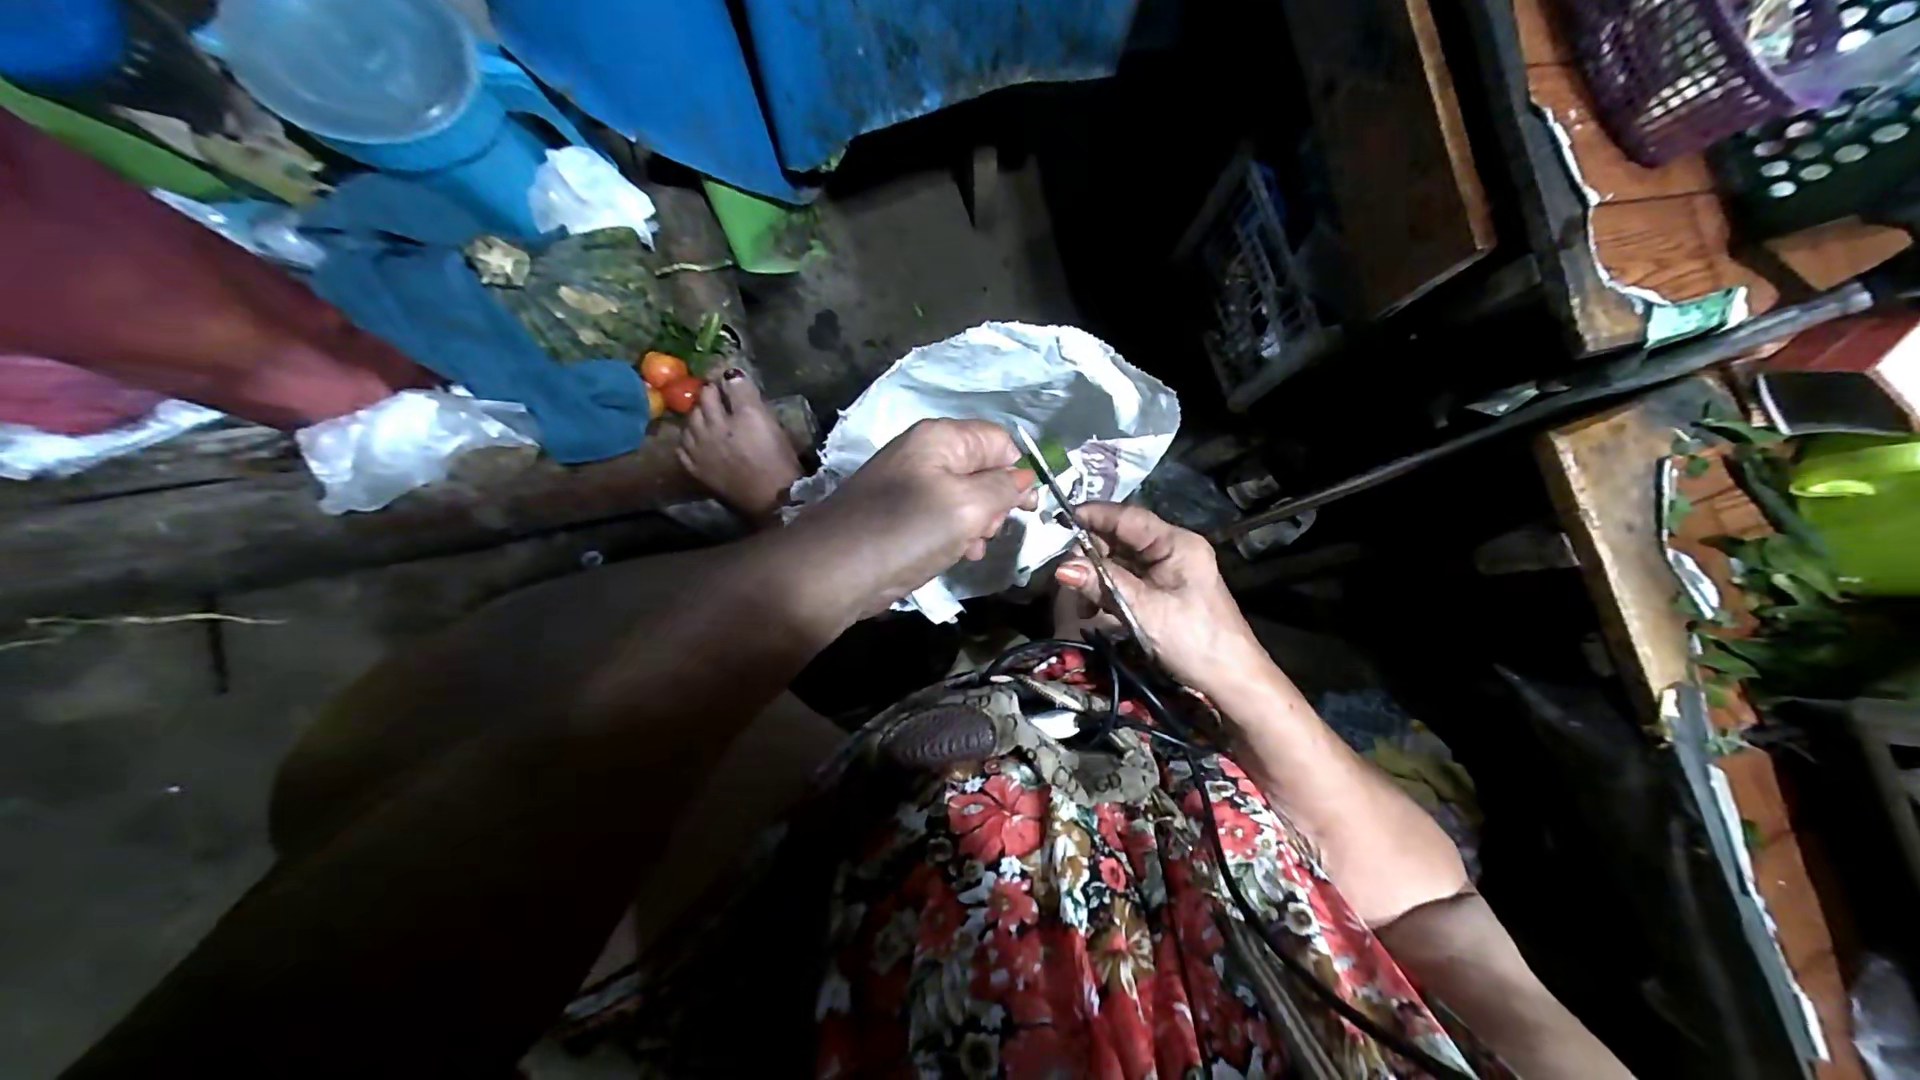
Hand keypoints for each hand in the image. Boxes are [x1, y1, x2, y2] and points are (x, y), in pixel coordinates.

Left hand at [795, 419, 1035, 618]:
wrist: (835, 571)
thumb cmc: (907, 531)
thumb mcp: (968, 506)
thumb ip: (1003, 488)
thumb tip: (1023, 477)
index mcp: (941, 438)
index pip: (1000, 441)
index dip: (1018, 472)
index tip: (1026, 508)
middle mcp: (925, 453)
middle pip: (983, 468)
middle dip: (995, 501)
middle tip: (987, 530)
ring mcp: (910, 485)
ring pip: (966, 497)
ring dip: (978, 523)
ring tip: (970, 547)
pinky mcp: (901, 514)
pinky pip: (943, 517)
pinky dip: (956, 535)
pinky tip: (956, 554)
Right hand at [1054, 503, 1270, 699]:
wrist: (1231, 680)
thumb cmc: (1194, 641)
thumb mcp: (1143, 611)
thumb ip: (1103, 585)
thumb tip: (1062, 568)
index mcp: (1176, 544)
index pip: (1128, 518)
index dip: (1094, 515)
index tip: (1062, 521)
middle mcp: (1171, 549)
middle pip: (1120, 538)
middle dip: (1091, 555)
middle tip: (1070, 579)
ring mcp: (1166, 570)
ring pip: (1119, 560)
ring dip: (1095, 578)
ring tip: (1083, 606)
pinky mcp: (1161, 590)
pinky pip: (1125, 580)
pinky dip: (1106, 592)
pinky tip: (1094, 611)